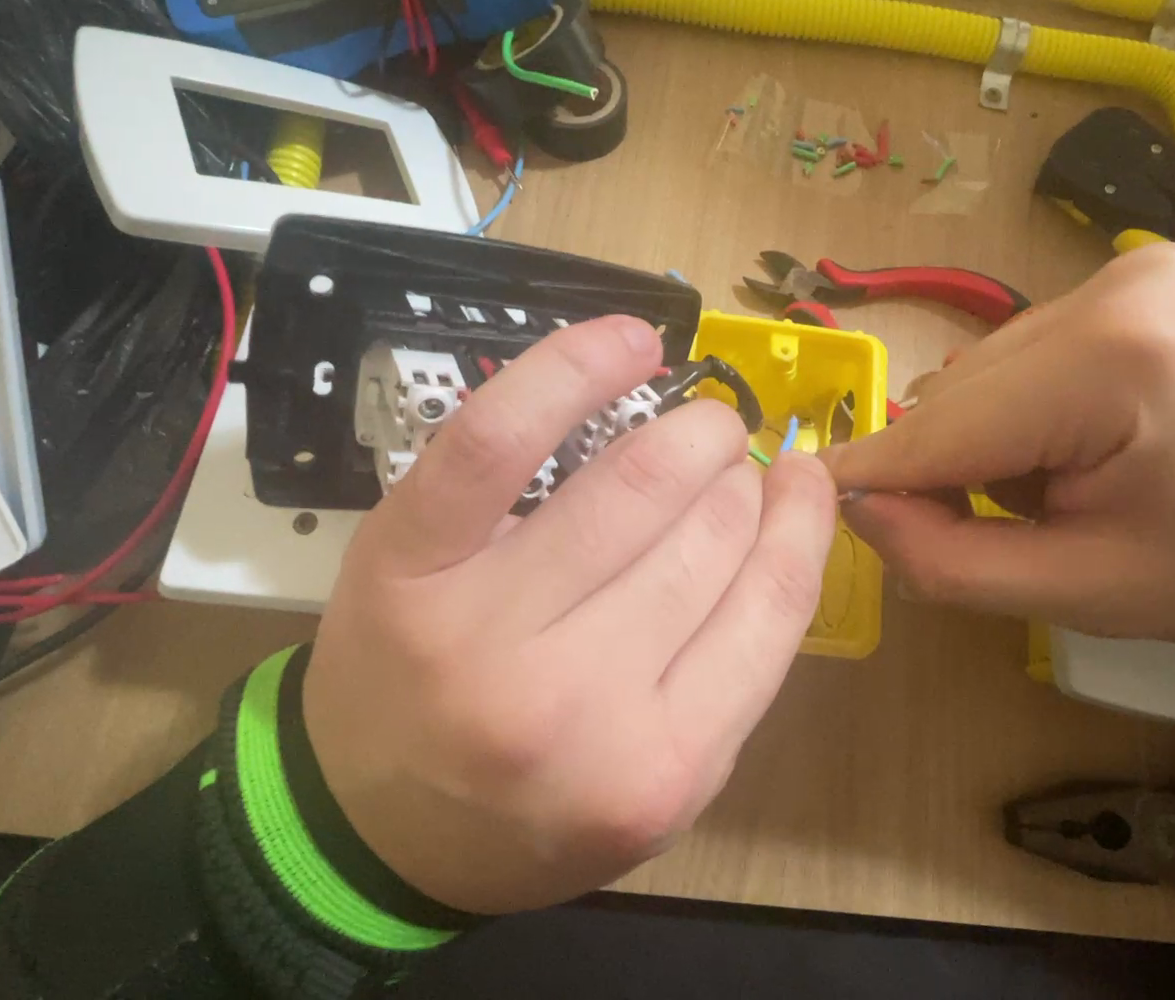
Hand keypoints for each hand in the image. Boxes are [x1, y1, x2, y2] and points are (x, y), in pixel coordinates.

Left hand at [304, 317, 837, 914]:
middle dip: (734, 475)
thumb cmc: (536, 811)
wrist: (369, 829)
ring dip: (686, 435)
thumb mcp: (665, 781)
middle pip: (704, 534)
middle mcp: (574, 700)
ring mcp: (481, 626)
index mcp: (660, 768)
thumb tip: (787, 508)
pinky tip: (628, 344)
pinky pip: (498, 442)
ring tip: (696, 428)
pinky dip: (571, 372)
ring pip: (629, 485)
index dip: (801, 520)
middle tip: (730, 458)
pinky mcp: (407, 561)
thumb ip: (738, 663)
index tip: (804, 476)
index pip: (769, 602)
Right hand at [823, 243, 1174, 644]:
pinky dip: (1028, 411)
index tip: (807, 507)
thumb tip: (862, 511)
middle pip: (959, 394)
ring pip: (987, 372)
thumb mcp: (1091, 593)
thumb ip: (953, 561)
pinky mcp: (1143, 278)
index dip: (871, 477)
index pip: (940, 427)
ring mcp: (1132, 270)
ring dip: (992, 441)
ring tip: (1070, 492)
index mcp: (1112, 358)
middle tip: (1007, 536)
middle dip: (955, 472)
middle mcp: (1112, 285)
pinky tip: (1091, 447)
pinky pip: (1028, 353)